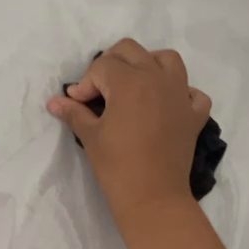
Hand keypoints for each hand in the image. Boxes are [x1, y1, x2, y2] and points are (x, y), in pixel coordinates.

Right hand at [46, 38, 212, 221]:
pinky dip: (181, 93)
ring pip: (167, 60)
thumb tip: (55, 102)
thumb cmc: (117, 166)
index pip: (102, 66)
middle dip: (111, 64)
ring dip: (148, 64)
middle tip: (99, 90)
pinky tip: (167, 105)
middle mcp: (157, 78)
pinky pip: (193, 92)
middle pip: (132, 51)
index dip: (85, 83)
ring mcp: (180, 94)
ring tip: (134, 85)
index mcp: (129, 81)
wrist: (153, 197)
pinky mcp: (194, 115)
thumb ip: (74, 113)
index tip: (76, 103)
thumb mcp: (90, 137)